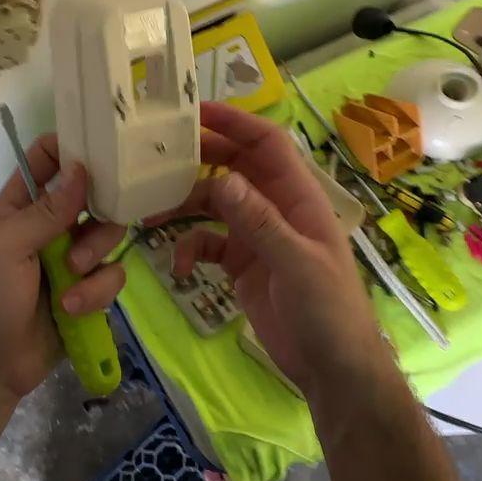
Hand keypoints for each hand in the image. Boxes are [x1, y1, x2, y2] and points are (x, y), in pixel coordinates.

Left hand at [0, 134, 130, 399]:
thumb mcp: (8, 247)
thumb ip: (47, 209)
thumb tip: (82, 168)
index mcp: (20, 205)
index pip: (47, 159)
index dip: (72, 149)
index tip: (102, 150)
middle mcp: (49, 224)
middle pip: (92, 197)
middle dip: (95, 218)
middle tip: (83, 240)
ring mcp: (71, 257)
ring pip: (108, 237)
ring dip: (94, 259)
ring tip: (71, 282)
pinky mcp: (90, 289)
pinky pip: (112, 276)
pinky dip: (96, 292)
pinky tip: (72, 309)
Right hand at [164, 102, 389, 398]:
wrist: (332, 369)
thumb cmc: (329, 311)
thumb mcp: (297, 264)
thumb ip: (259, 222)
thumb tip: (223, 179)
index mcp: (298, 197)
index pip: (267, 144)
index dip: (236, 122)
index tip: (195, 111)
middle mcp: (275, 208)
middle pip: (233, 167)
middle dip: (198, 160)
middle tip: (156, 157)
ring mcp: (256, 236)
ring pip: (213, 204)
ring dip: (183, 206)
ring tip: (149, 214)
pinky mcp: (241, 263)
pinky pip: (207, 243)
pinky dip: (190, 250)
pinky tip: (180, 269)